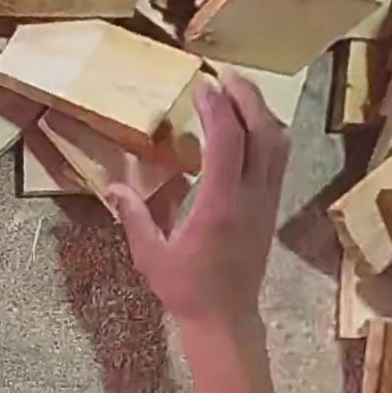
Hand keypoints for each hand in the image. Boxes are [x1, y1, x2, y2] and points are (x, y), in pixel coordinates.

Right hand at [109, 73, 288, 337]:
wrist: (226, 318)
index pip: (227, 144)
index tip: (201, 85)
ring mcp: (266, 202)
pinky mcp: (271, 208)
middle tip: (224, 74)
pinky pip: (279, 160)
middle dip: (246, 97)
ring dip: (260, 111)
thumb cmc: (186, 289)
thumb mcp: (151, 255)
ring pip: (278, 143)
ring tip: (239, 92)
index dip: (217, 108)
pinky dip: (267, 132)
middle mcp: (250, 198)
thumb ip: (134, 217)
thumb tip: (112, 187)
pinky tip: (250, 126)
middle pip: (262, 132)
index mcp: (219, 207)